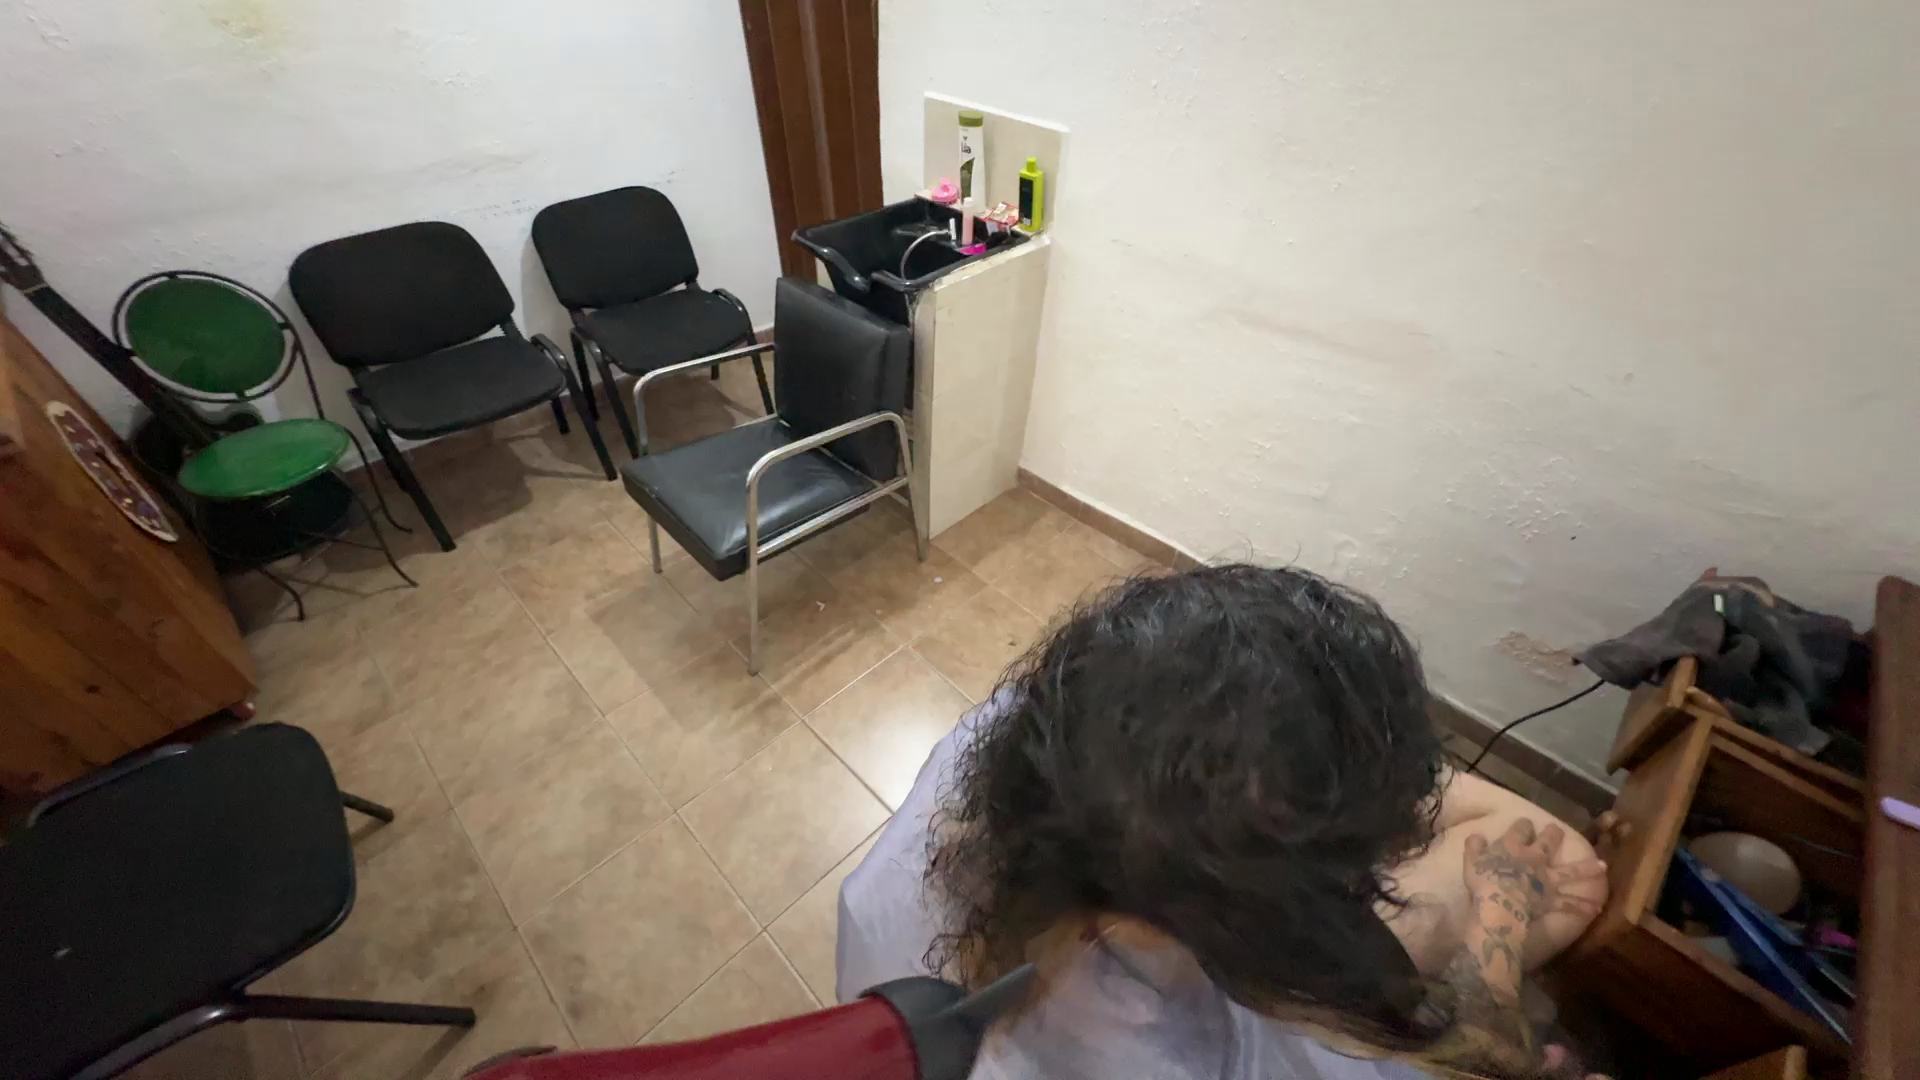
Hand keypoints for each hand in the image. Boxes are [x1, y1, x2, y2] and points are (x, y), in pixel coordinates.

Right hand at [1463, 819, 1604, 925]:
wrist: (1501, 906)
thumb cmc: (1482, 881)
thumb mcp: (1470, 859)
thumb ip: (1473, 845)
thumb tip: (1478, 835)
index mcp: (1512, 847)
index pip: (1520, 830)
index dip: (1523, 825)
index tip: (1526, 821)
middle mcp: (1534, 859)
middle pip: (1547, 844)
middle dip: (1553, 835)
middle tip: (1559, 829)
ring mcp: (1547, 880)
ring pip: (1571, 872)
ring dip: (1587, 869)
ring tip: (1602, 865)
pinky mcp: (1554, 899)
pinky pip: (1571, 903)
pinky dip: (1584, 906)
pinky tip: (1598, 907)